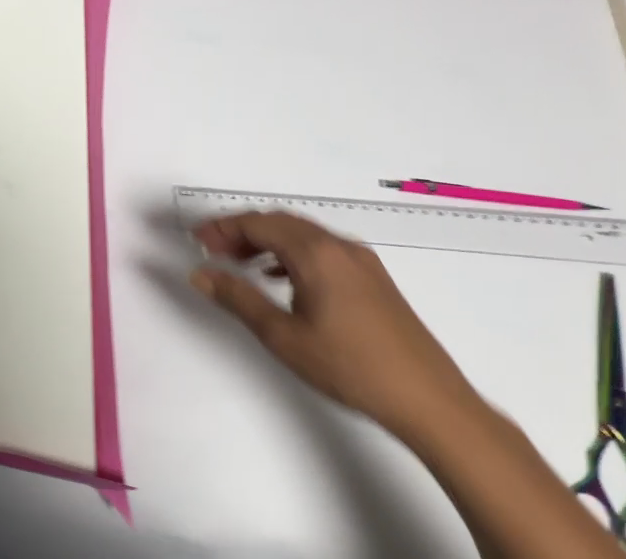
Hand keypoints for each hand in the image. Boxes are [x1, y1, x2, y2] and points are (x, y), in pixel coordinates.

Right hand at [189, 212, 479, 436]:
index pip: (259, 224)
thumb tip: (199, 274)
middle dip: (242, 231)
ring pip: (303, 235)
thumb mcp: (282, 335)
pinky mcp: (375, 281)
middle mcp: (340, 248)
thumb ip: (237, 298)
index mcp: (316, 254)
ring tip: (240, 263)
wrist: (429, 401)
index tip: (196, 241)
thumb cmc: (349, 366)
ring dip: (267, 241)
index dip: (223, 227)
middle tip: (212, 250)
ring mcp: (363, 263)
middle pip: (281, 222)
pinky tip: (281, 278)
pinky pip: (322, 250)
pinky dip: (292, 253)